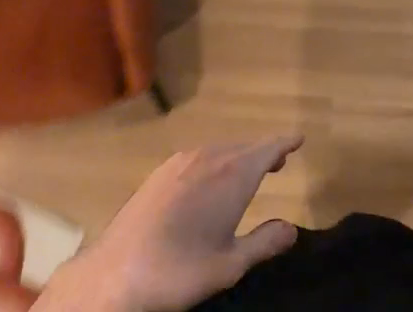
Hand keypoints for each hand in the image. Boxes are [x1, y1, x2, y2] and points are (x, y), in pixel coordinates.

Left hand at [34, 135, 303, 311]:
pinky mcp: (158, 173)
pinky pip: (198, 158)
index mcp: (234, 175)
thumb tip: (292, 228)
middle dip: (263, 153)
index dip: (285, 143)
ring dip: (237, 158)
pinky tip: (207, 183)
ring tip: (246, 172)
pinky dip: (213, 163)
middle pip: (245, 147)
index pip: (268, 148)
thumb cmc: (179, 269)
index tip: (299, 139)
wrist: (113, 274)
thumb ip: (265, 242)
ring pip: (220, 150)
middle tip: (278, 163)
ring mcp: (181, 162)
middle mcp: (210, 158)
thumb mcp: (230, 264)